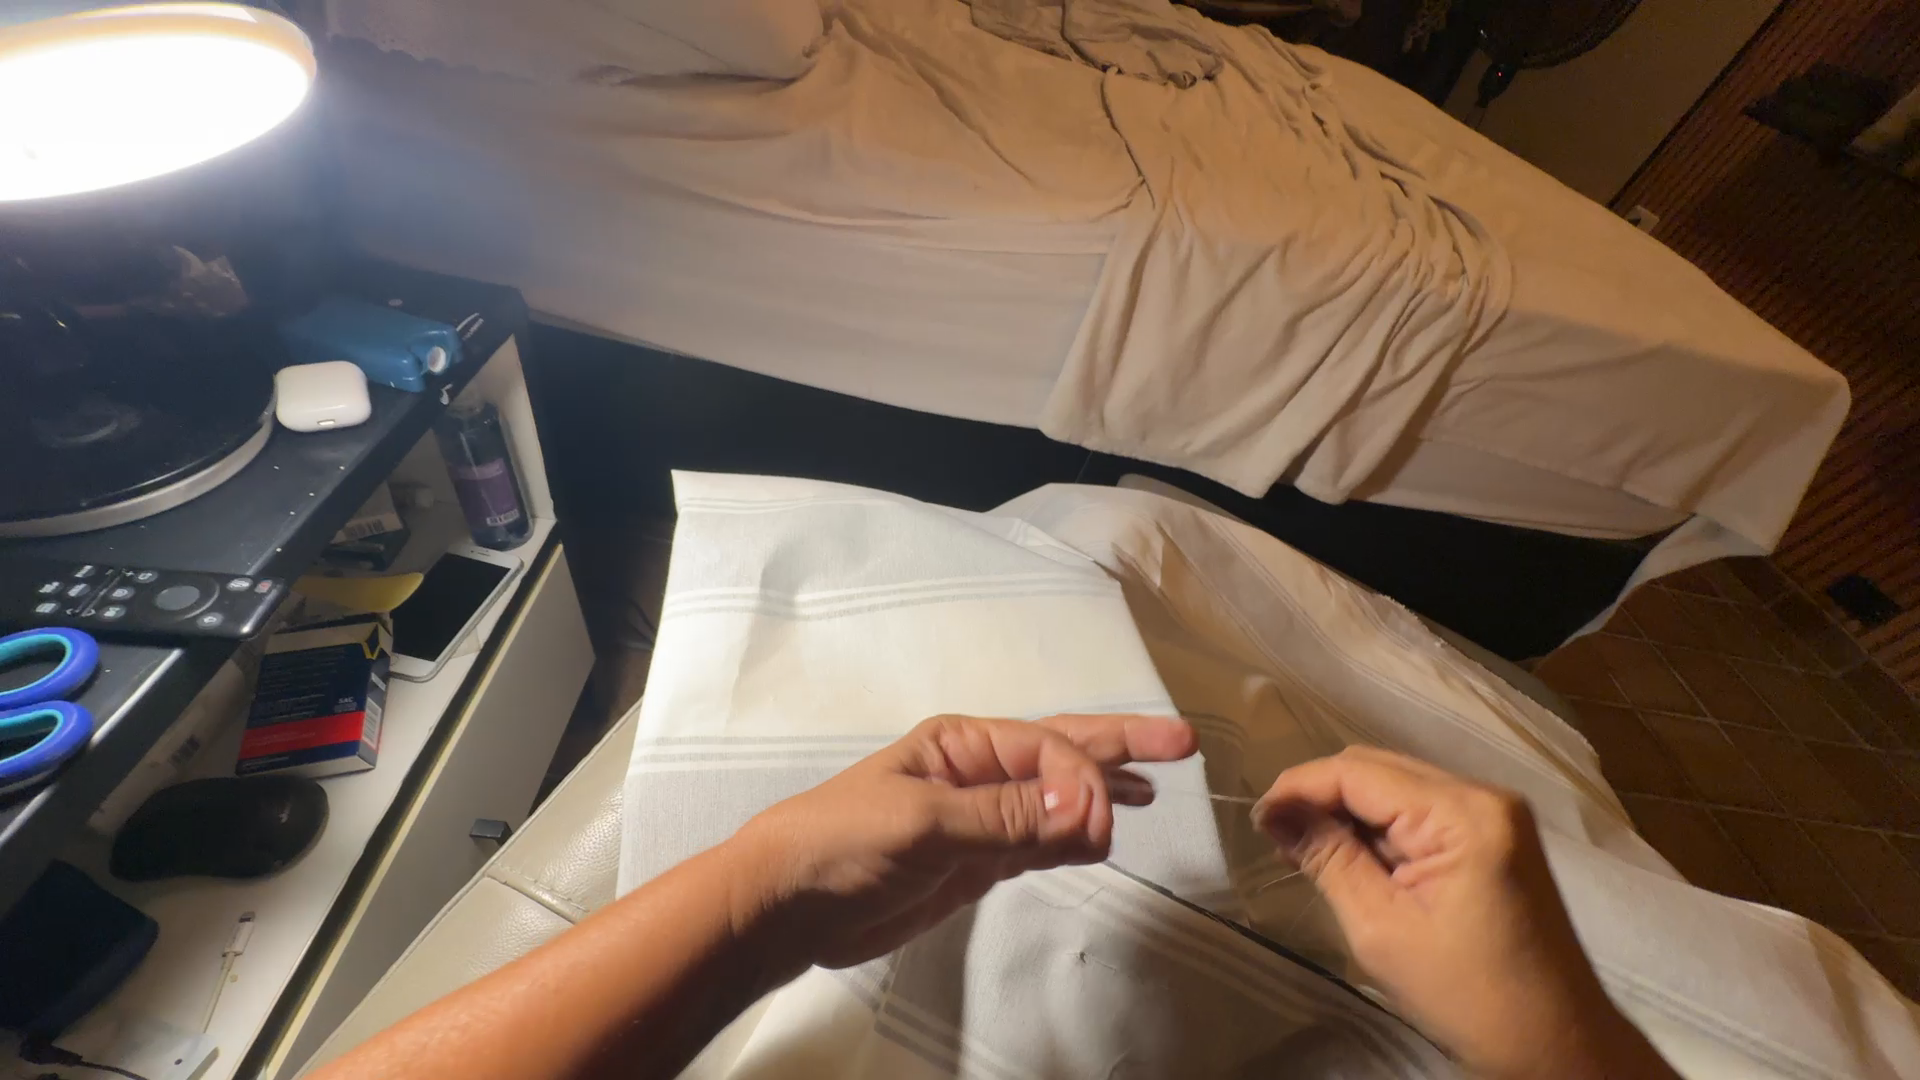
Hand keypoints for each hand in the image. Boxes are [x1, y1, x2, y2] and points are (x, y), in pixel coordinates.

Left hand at [725, 713, 1196, 969]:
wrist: (793, 901)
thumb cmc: (845, 840)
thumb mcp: (921, 822)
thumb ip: (1003, 817)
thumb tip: (1084, 809)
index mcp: (963, 743)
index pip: (1044, 747)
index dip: (1081, 777)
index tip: (1102, 822)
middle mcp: (979, 770)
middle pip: (1061, 750)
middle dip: (1119, 746)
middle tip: (1180, 741)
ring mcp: (983, 815)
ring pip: (1056, 795)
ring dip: (1101, 789)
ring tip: (1153, 788)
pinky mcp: (979, 858)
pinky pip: (1040, 839)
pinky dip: (1073, 834)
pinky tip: (1101, 832)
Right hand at [1252, 747, 1676, 1079]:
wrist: (1561, 1051)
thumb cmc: (1468, 998)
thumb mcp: (1378, 927)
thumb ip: (1324, 855)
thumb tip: (1272, 811)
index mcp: (1462, 815)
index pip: (1356, 772)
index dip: (1298, 787)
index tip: (1259, 818)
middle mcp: (1482, 794)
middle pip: (1373, 767)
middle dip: (1318, 795)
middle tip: (1279, 834)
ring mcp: (1492, 810)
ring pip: (1389, 782)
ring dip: (1343, 808)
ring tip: (1307, 846)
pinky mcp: (1491, 829)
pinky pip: (1413, 804)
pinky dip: (1373, 823)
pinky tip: (1351, 853)